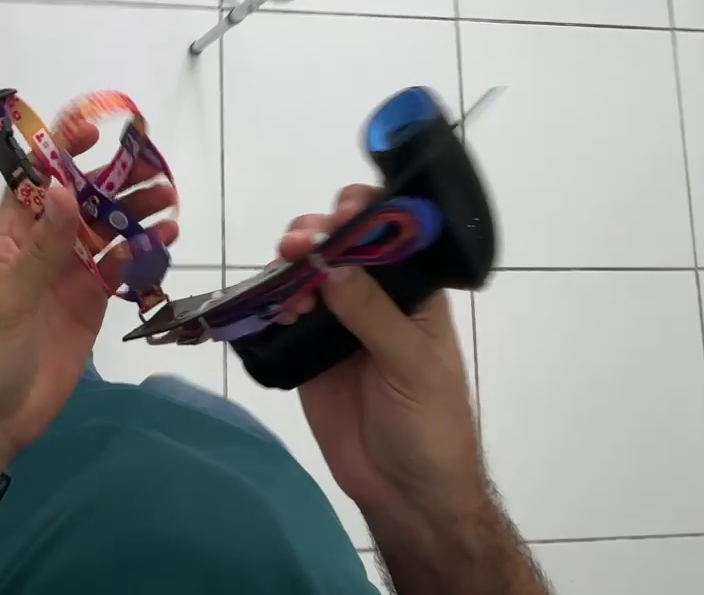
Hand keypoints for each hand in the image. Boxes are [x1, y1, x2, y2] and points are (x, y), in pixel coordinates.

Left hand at [0, 119, 177, 481]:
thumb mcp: (8, 297)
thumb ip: (42, 247)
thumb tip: (64, 188)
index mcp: (14, 234)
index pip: (38, 180)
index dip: (62, 152)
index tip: (94, 131)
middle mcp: (45, 244)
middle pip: (82, 199)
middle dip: (115, 180)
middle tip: (153, 168)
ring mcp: (70, 271)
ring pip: (106, 229)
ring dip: (134, 211)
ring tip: (169, 199)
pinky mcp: (91, 300)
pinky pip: (120, 266)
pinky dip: (142, 250)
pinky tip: (165, 238)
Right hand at [274, 185, 486, 524]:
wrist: (403, 493)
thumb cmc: (430, 425)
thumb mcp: (413, 366)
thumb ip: (372, 313)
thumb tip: (331, 262)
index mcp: (411, 293)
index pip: (390, 235)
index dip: (366, 213)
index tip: (342, 210)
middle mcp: (371, 296)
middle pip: (339, 244)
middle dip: (317, 231)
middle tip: (298, 242)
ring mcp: (336, 319)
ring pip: (307, 269)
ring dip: (291, 260)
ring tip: (283, 269)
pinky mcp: (305, 343)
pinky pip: (283, 307)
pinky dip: (273, 298)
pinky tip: (274, 305)